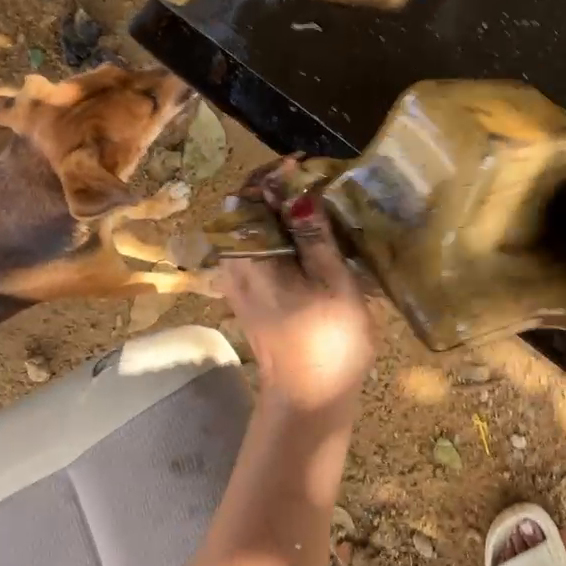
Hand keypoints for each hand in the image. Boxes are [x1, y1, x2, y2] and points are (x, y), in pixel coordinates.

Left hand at [221, 188, 375, 415]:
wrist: (310, 400)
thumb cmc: (328, 339)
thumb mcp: (332, 280)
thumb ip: (314, 234)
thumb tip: (299, 193)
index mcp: (249, 257)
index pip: (247, 196)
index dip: (275, 175)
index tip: (307, 165)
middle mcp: (234, 264)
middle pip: (247, 210)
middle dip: (280, 191)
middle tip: (321, 183)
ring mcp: (239, 281)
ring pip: (254, 229)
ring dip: (282, 213)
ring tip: (321, 205)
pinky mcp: (250, 295)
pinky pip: (259, 249)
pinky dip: (282, 236)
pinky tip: (313, 238)